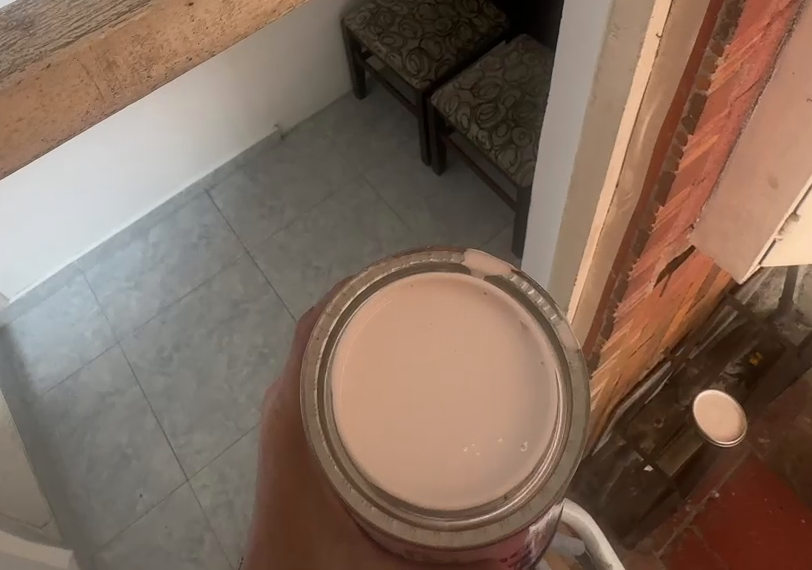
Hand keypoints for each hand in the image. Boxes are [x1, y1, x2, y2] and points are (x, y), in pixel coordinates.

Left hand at [244, 299, 513, 569]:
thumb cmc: (314, 564)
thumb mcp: (386, 559)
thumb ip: (455, 560)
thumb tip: (521, 544)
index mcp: (297, 416)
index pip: (319, 324)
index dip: (364, 287)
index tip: (421, 271)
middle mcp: (290, 403)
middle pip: (330, 323)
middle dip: (385, 297)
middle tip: (448, 288)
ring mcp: (291, 415)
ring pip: (329, 344)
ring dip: (374, 322)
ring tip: (435, 311)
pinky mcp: (298, 433)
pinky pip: (328, 370)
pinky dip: (363, 354)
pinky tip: (407, 369)